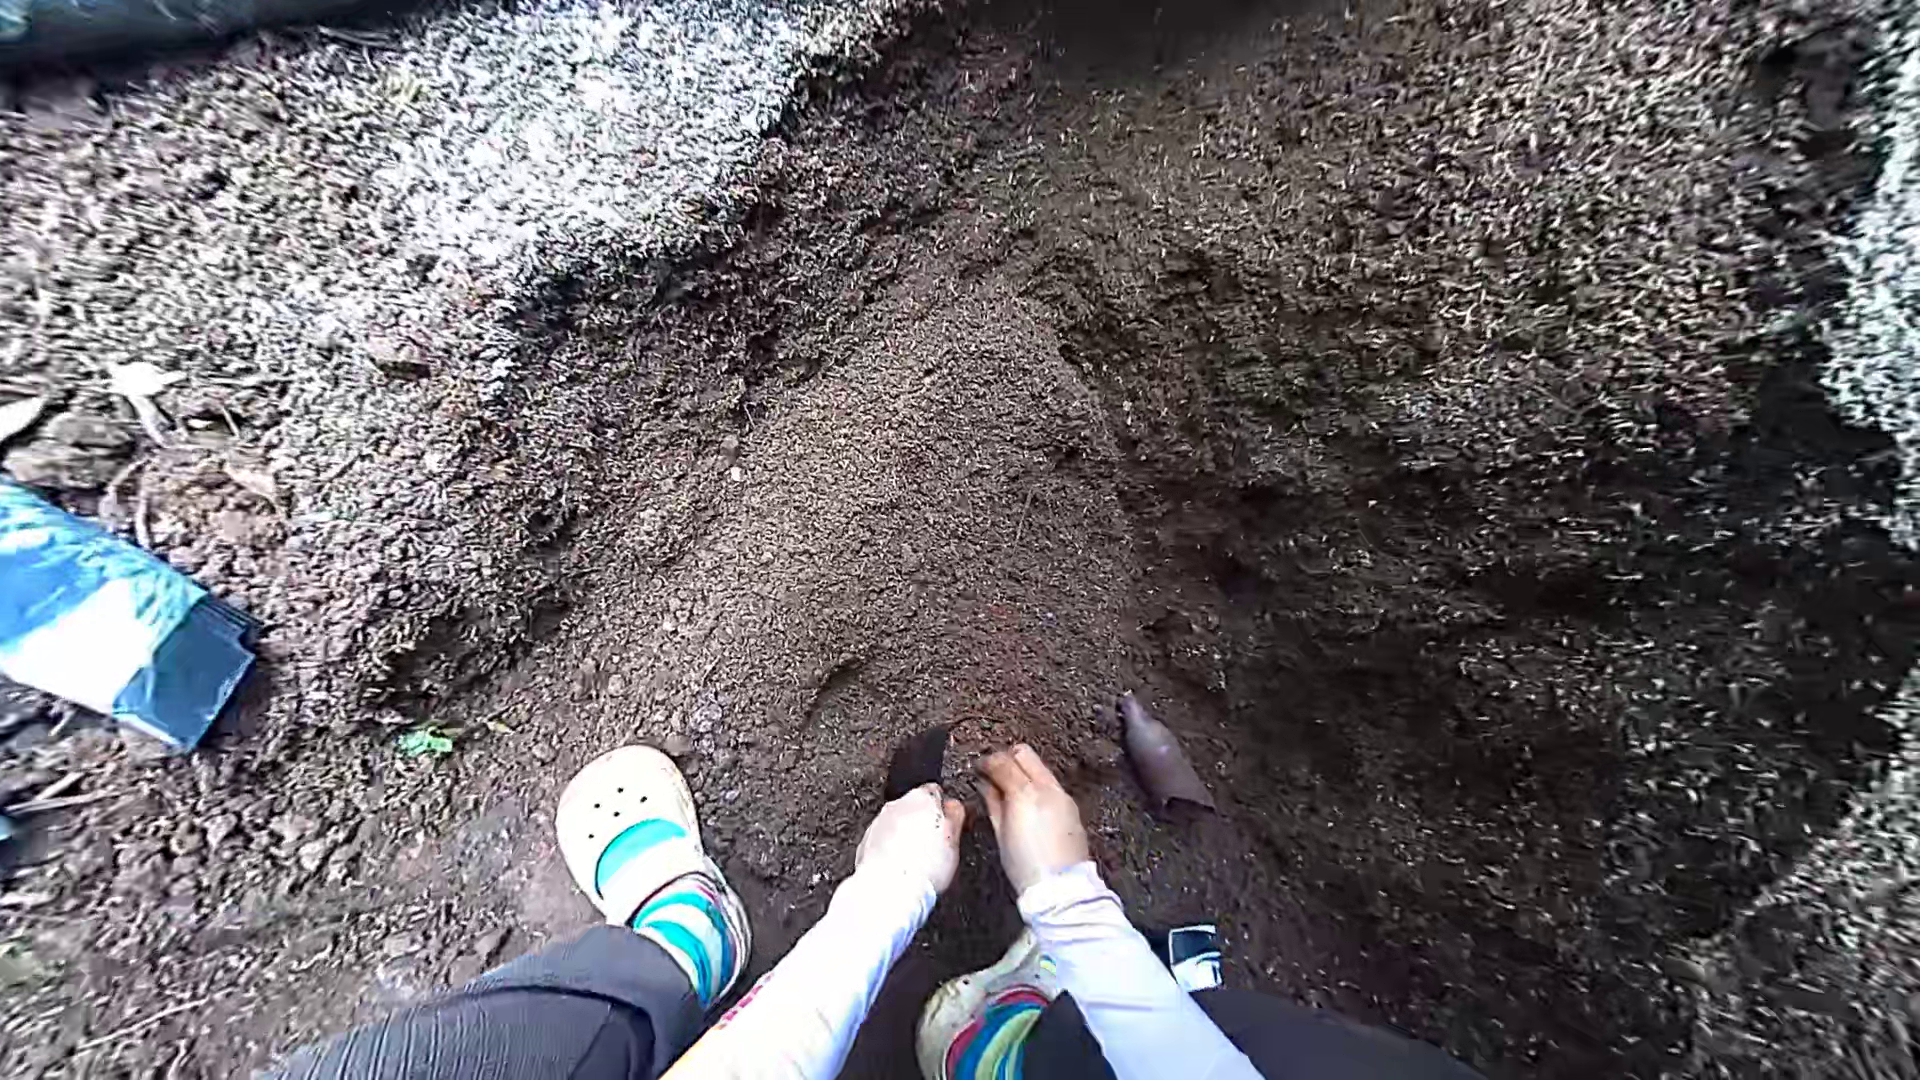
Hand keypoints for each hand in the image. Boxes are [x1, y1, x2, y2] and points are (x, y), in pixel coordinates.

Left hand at [855, 783, 965, 893]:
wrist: (890, 891)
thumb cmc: (924, 867)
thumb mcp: (954, 839)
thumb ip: (955, 815)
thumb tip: (954, 807)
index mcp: (921, 797)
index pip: (935, 791)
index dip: (943, 810)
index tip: (947, 825)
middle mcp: (897, 804)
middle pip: (914, 807)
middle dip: (922, 823)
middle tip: (932, 847)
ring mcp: (879, 823)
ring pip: (897, 825)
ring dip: (905, 837)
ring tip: (916, 862)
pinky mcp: (866, 842)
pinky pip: (882, 842)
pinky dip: (890, 851)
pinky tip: (900, 869)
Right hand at [977, 744, 1090, 894]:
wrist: (1061, 889)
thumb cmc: (1027, 867)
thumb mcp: (1000, 834)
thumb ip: (993, 801)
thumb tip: (986, 784)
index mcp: (1024, 794)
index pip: (1001, 761)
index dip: (987, 762)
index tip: (980, 768)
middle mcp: (1046, 787)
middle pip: (1024, 753)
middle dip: (1007, 758)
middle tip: (995, 773)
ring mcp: (1061, 794)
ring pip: (1039, 765)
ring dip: (1023, 770)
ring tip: (1010, 790)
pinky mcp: (1070, 805)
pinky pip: (1050, 782)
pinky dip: (1036, 784)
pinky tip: (1028, 803)